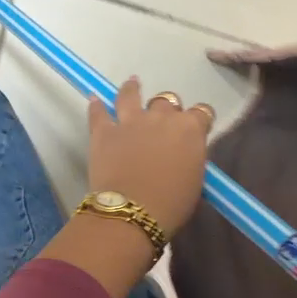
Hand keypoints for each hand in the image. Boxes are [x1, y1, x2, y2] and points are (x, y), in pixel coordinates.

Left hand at [86, 76, 210, 237]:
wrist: (132, 213)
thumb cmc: (172, 205)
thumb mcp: (195, 181)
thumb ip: (191, 158)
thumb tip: (184, 153)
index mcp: (190, 129)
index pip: (202, 112)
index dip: (198, 119)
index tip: (196, 128)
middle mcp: (162, 117)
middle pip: (167, 101)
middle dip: (166, 110)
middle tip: (161, 123)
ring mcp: (131, 121)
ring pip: (131, 94)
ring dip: (132, 89)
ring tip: (132, 84)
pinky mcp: (104, 132)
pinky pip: (98, 113)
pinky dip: (96, 106)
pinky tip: (94, 99)